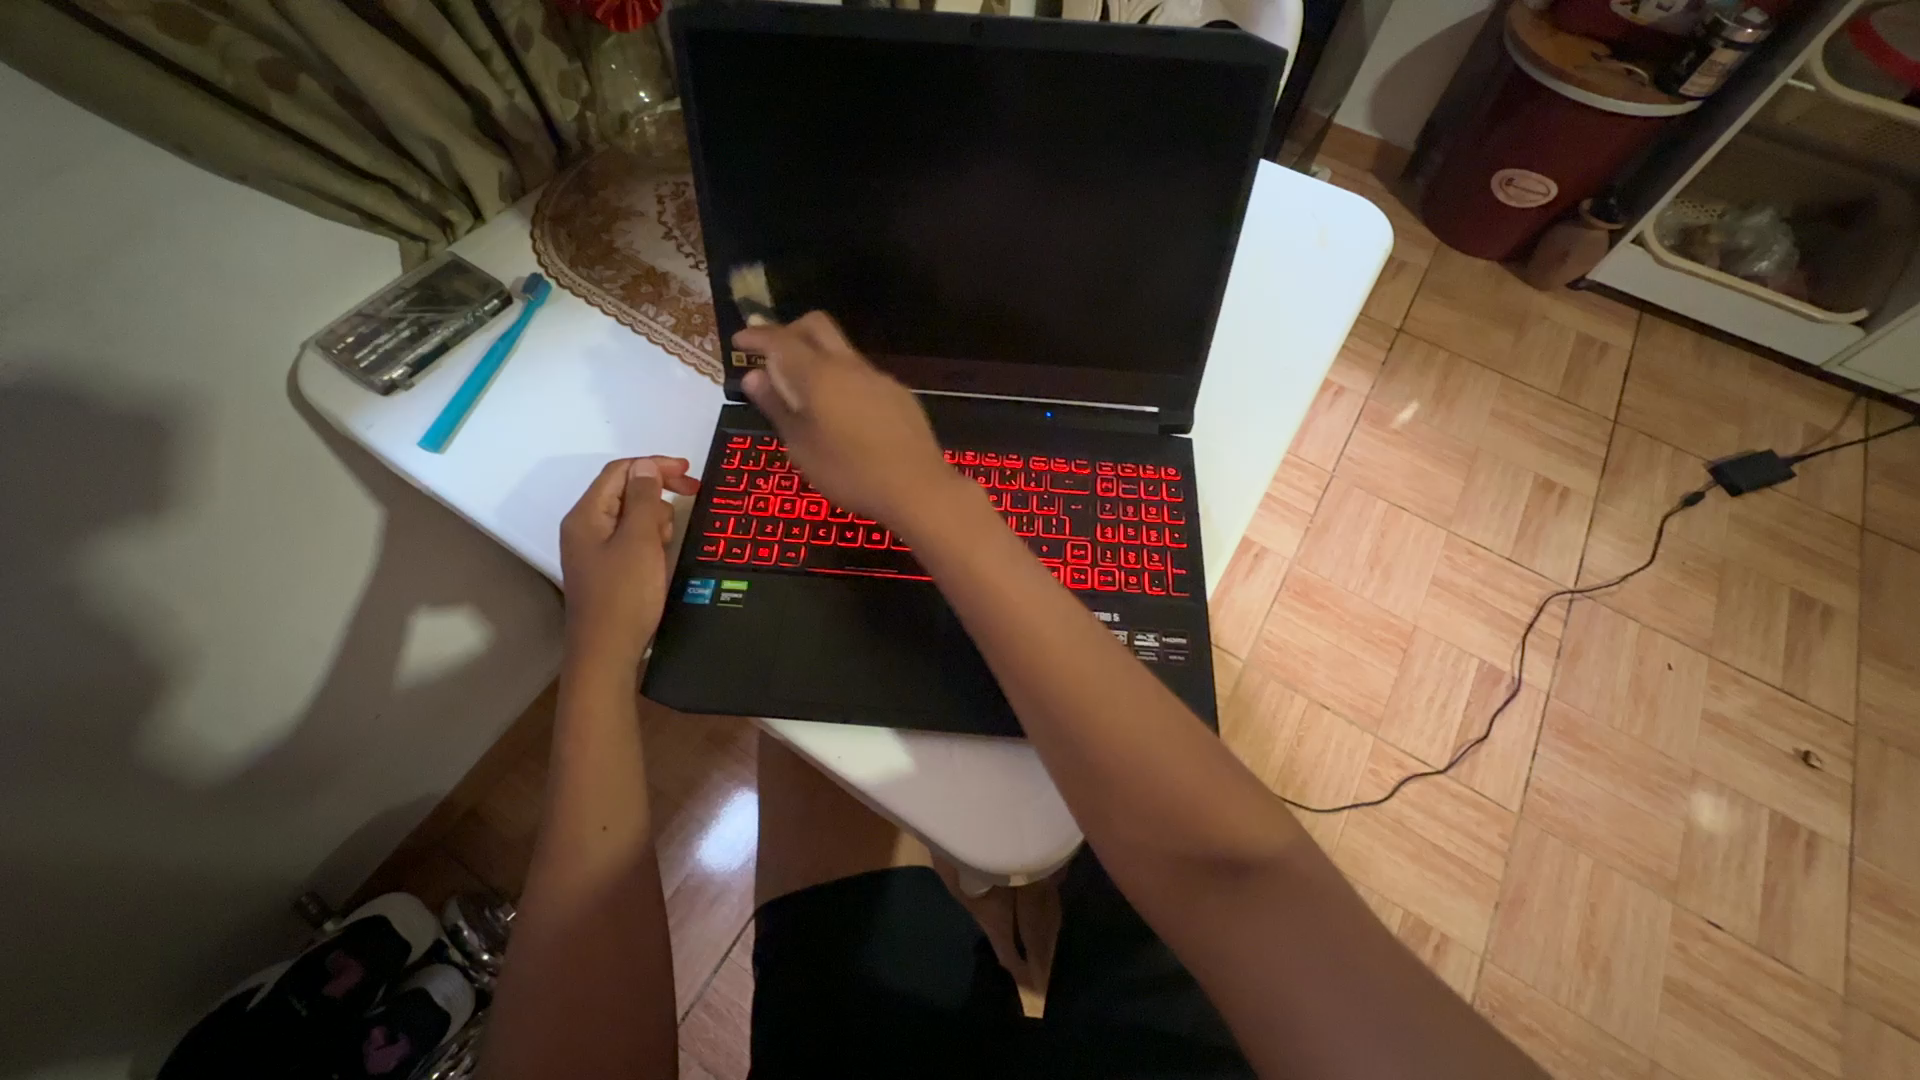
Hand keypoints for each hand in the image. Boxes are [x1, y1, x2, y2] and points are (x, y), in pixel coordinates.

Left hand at [559, 455, 699, 669]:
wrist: (607, 652)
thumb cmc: (624, 595)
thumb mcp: (640, 542)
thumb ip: (644, 500)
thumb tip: (645, 467)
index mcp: (587, 516)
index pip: (620, 472)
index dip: (654, 466)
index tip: (689, 473)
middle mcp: (585, 527)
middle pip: (623, 491)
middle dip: (658, 491)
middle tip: (692, 495)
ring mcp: (594, 549)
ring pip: (630, 515)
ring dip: (655, 517)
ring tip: (670, 537)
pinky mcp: (606, 568)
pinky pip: (630, 538)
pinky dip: (650, 537)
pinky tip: (662, 553)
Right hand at [735, 312, 964, 526]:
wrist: (917, 488)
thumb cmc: (850, 473)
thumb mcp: (802, 447)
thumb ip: (778, 408)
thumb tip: (755, 376)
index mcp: (819, 375)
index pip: (781, 339)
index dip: (757, 334)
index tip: (740, 341)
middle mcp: (850, 366)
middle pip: (816, 326)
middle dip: (789, 331)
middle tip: (772, 355)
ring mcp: (879, 378)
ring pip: (843, 352)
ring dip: (819, 359)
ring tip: (806, 395)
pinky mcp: (900, 395)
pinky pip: (863, 376)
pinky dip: (844, 382)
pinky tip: (844, 416)